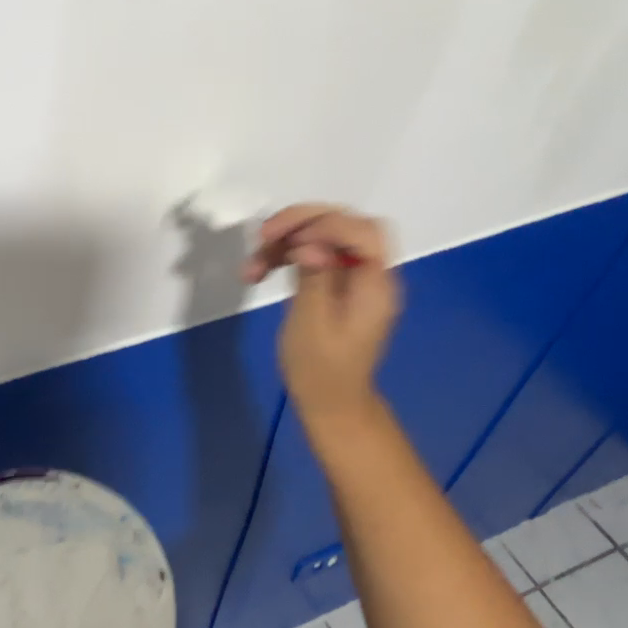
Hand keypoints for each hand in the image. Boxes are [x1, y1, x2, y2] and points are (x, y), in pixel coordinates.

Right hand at [242, 204, 400, 416]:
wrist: (331, 404)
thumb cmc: (321, 370)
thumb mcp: (311, 324)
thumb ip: (315, 277)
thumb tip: (311, 243)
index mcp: (376, 284)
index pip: (362, 231)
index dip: (325, 224)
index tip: (288, 240)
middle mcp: (371, 274)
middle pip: (344, 225)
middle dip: (302, 223)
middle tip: (263, 236)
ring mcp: (354, 279)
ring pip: (323, 237)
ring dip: (285, 242)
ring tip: (251, 266)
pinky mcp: (336, 285)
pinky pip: (314, 256)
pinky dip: (287, 257)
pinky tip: (259, 271)